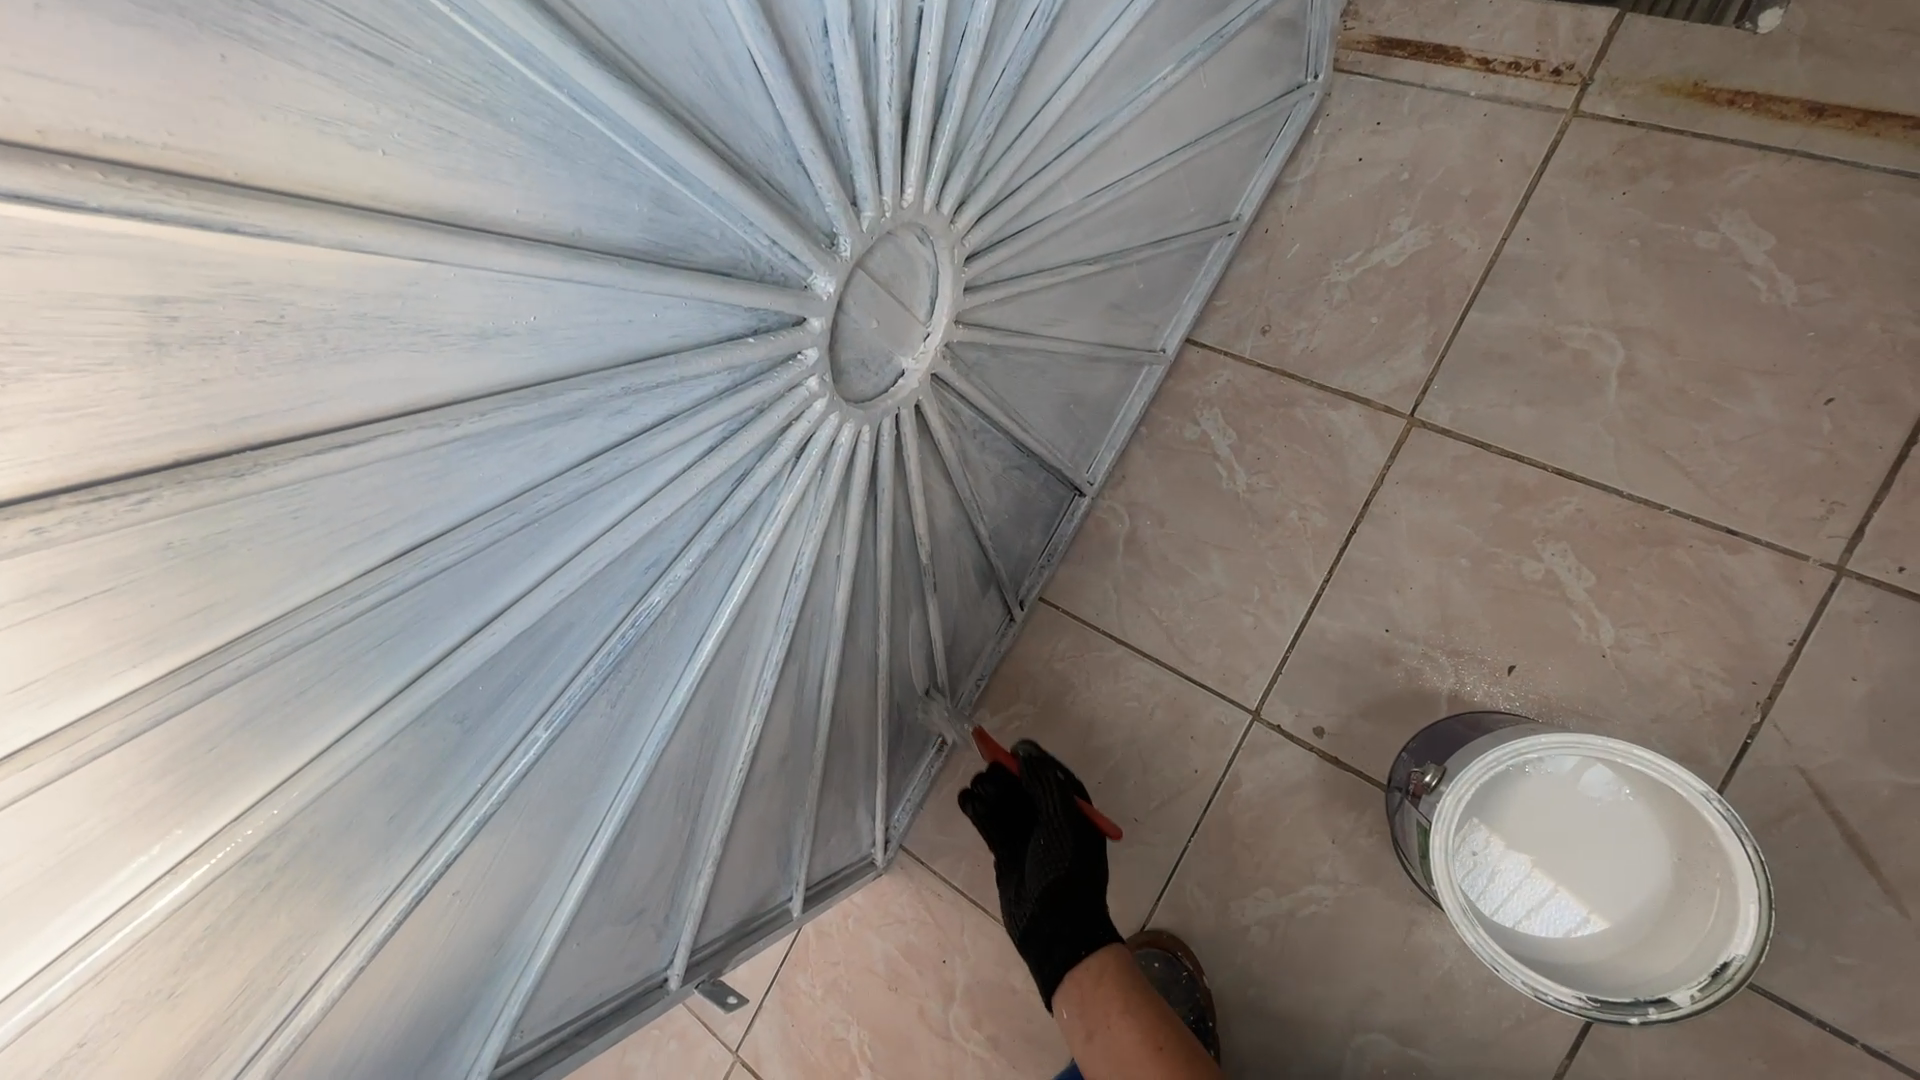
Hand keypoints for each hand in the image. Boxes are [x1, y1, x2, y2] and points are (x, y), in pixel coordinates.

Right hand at [957, 739, 1121, 1010]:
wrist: (1057, 930)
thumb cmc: (1067, 871)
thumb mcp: (1063, 822)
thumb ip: (1044, 783)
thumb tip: (1023, 751)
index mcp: (1069, 802)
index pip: (1042, 766)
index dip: (1022, 756)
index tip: (1003, 753)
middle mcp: (1047, 812)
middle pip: (1016, 779)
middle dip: (1001, 774)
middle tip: (990, 780)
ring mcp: (1024, 831)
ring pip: (999, 796)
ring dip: (986, 789)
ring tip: (978, 796)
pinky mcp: (1004, 848)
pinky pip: (987, 818)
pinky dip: (975, 807)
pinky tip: (967, 801)